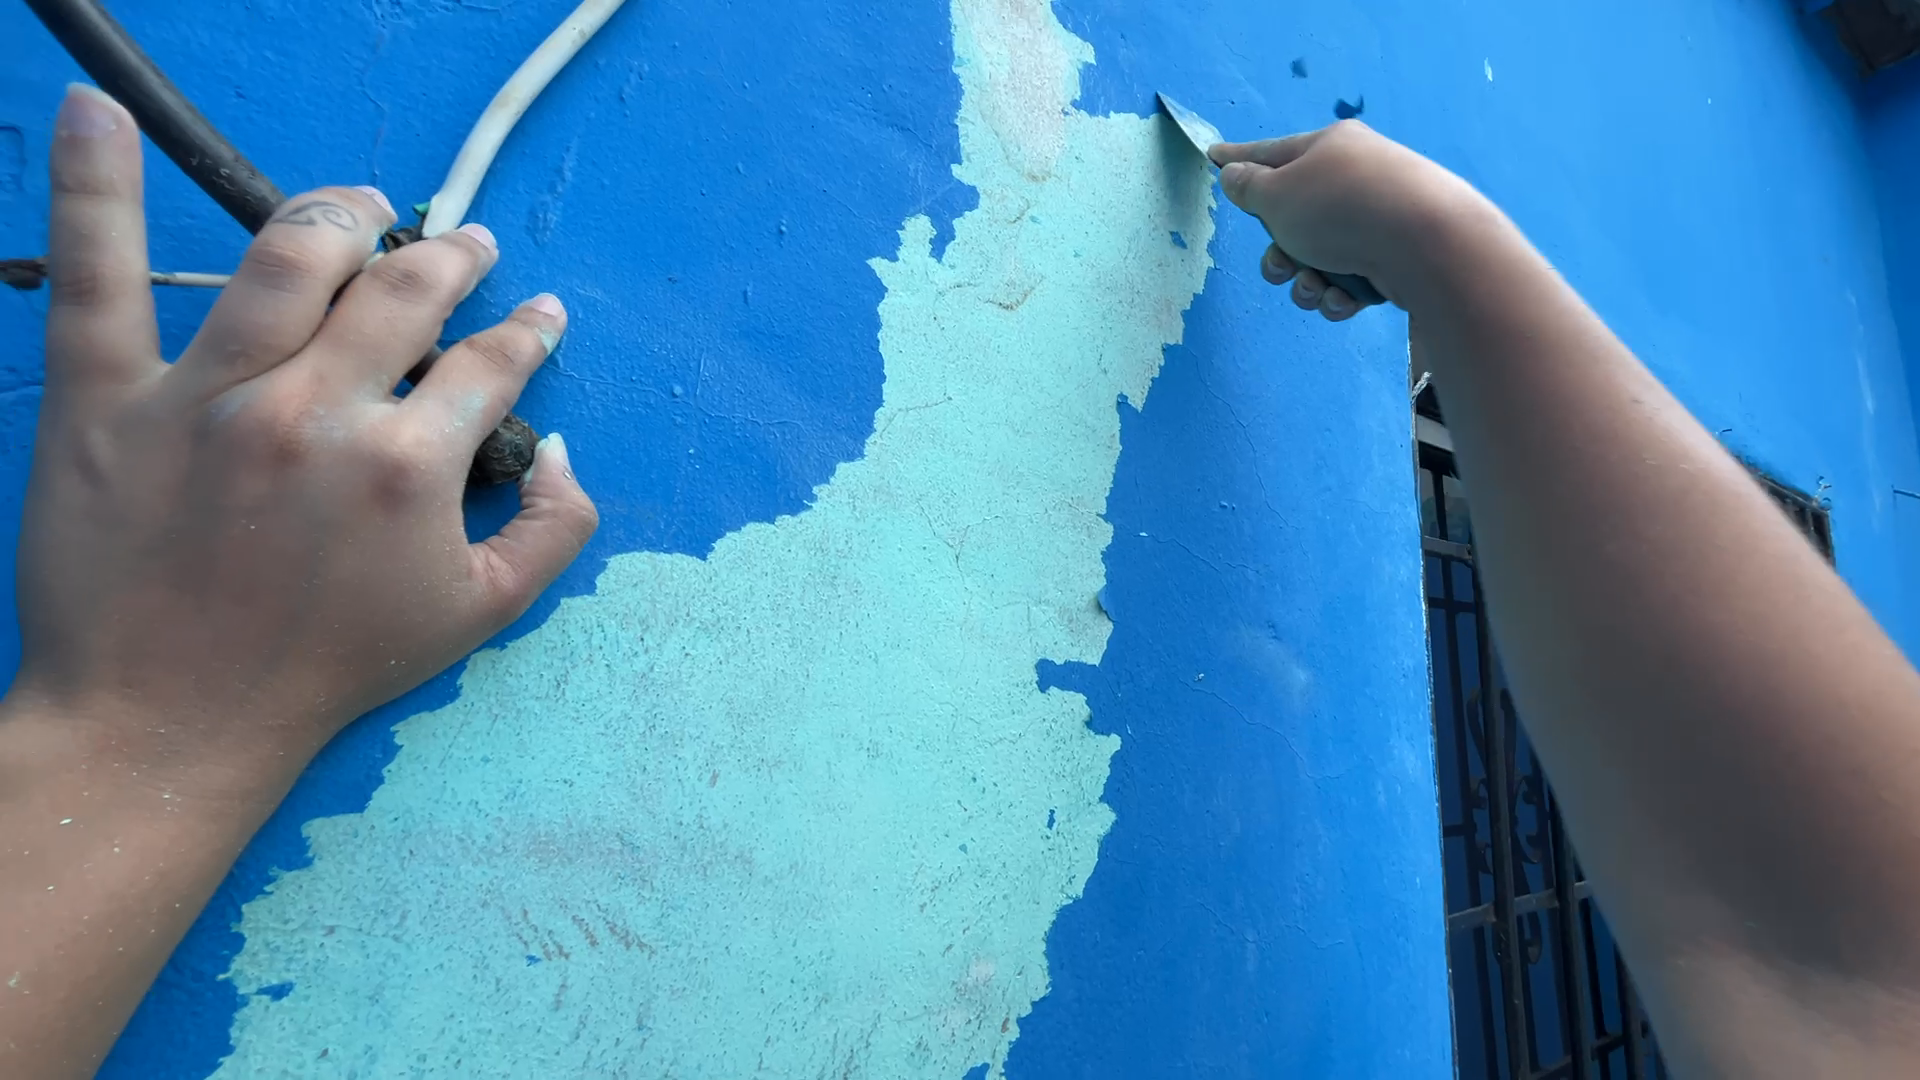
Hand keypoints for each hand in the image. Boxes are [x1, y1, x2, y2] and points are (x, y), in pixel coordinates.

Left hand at [12, 83, 598, 791]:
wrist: (178, 714)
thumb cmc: (349, 658)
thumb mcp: (495, 605)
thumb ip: (559, 523)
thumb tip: (557, 446)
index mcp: (413, 464)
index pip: (490, 364)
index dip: (529, 331)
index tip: (542, 313)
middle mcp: (319, 410)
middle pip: (402, 295)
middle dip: (454, 260)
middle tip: (473, 243)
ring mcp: (206, 395)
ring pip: (283, 263)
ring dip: (339, 216)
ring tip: (367, 203)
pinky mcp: (104, 398)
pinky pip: (95, 274)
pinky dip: (97, 187)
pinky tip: (103, 114)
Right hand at [1210, 119, 1496, 320]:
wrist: (1424, 243)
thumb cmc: (1341, 209)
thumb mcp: (1278, 195)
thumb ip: (1248, 187)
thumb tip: (1234, 172)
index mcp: (1326, 150)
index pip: (1268, 153)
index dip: (1237, 159)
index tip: (1213, 156)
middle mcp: (1350, 179)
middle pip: (1289, 220)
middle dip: (1278, 255)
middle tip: (1282, 263)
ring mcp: (1372, 217)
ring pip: (1313, 259)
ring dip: (1304, 282)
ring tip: (1317, 285)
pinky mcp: (1390, 255)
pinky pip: (1344, 279)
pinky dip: (1336, 293)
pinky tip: (1346, 295)